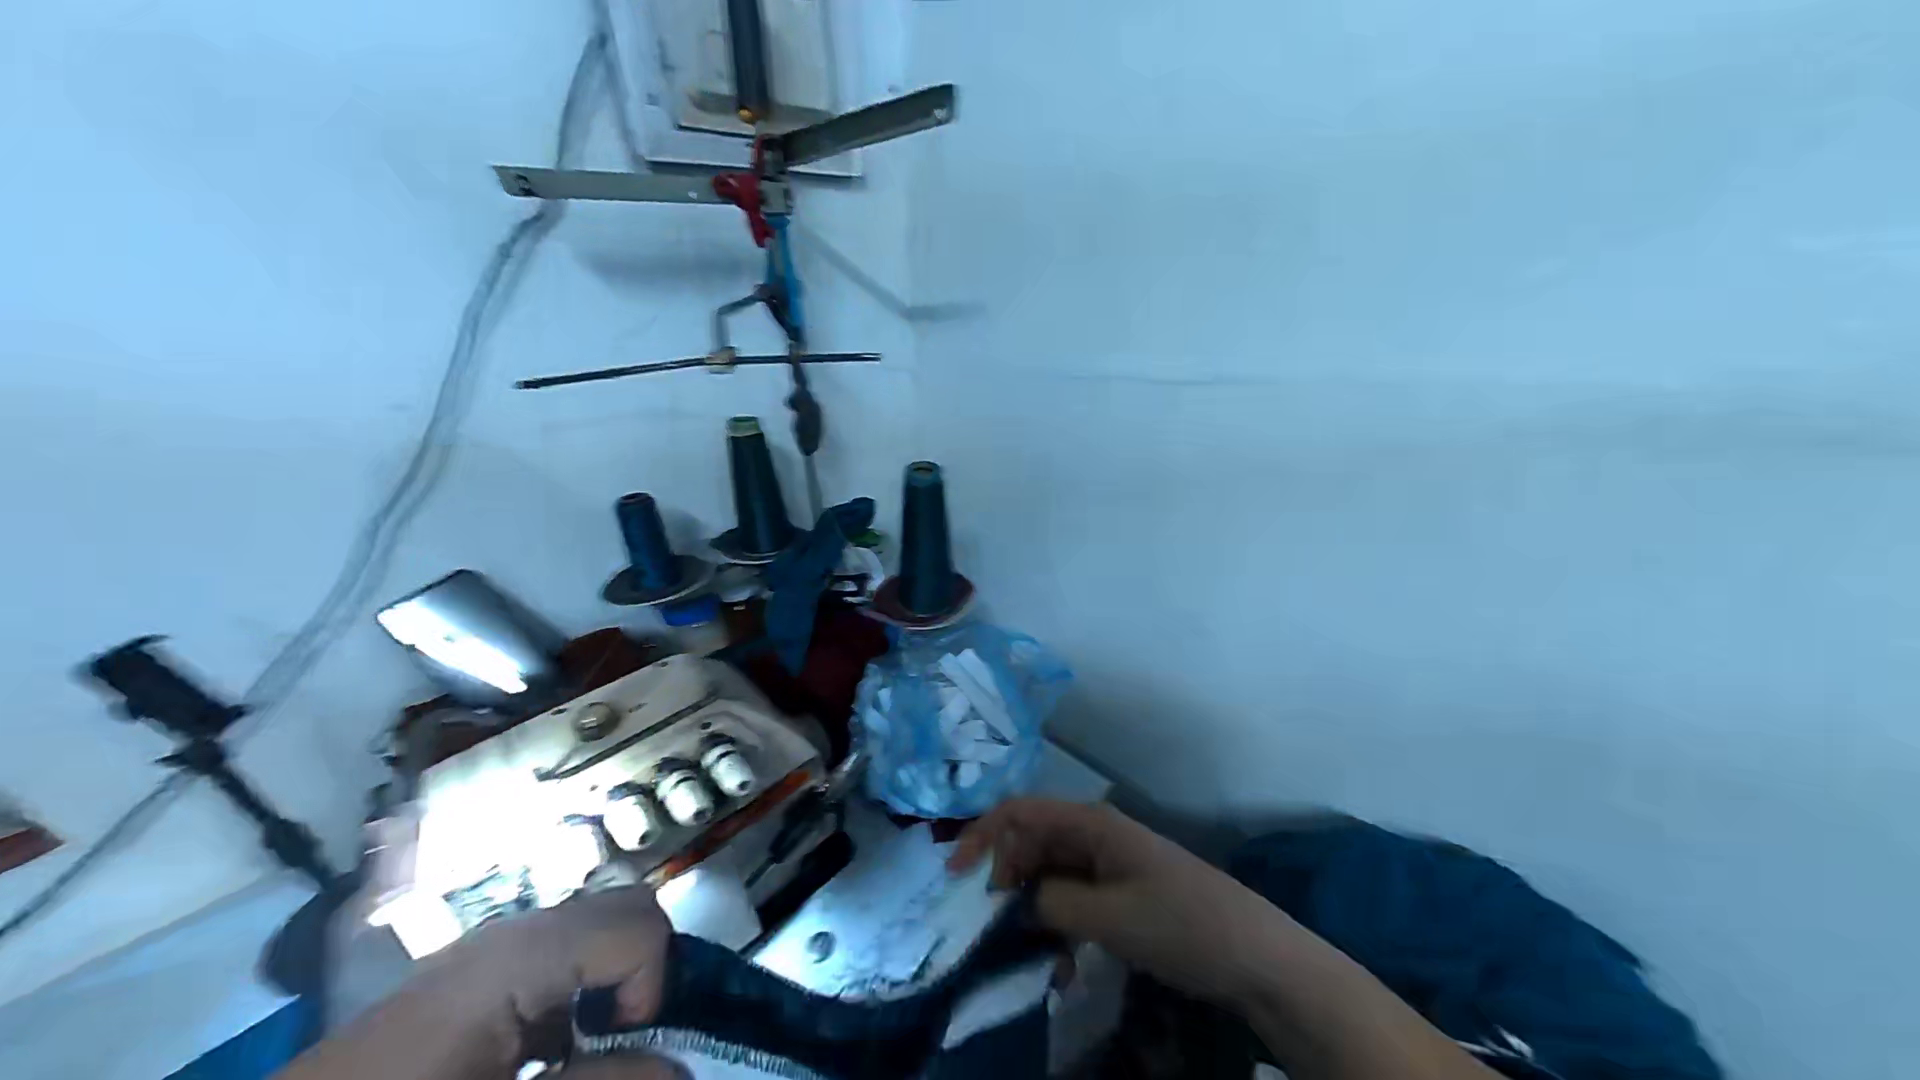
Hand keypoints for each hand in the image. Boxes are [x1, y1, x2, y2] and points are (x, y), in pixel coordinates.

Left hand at [277, 886, 675, 1079]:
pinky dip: (577, 995)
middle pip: (625, 912)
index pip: (642, 926)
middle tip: (625, 1044)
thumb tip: (686, 1071)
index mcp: (527, 953)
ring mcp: (492, 948)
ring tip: (587, 1057)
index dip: (655, 985)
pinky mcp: (473, 974)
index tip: (628, 1050)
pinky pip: (558, 958)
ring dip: (613, 986)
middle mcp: (518, 931)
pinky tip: (544, 1058)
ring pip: (596, 933)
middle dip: (645, 973)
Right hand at [949, 798, 1296, 1008]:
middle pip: (1031, 843)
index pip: (1020, 812)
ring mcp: (1109, 864)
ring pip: (1049, 877)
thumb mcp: (1108, 916)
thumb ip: (1051, 903)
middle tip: (995, 926)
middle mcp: (1095, 835)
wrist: (1256, 957)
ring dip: (1033, 912)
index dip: (982, 835)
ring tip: (1034, 956)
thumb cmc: (1180, 922)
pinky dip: (1058, 927)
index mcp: (1091, 823)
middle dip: (1006, 881)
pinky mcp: (1121, 893)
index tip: (954, 874)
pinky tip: (1061, 966)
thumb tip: (1018, 901)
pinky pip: (1073, 900)